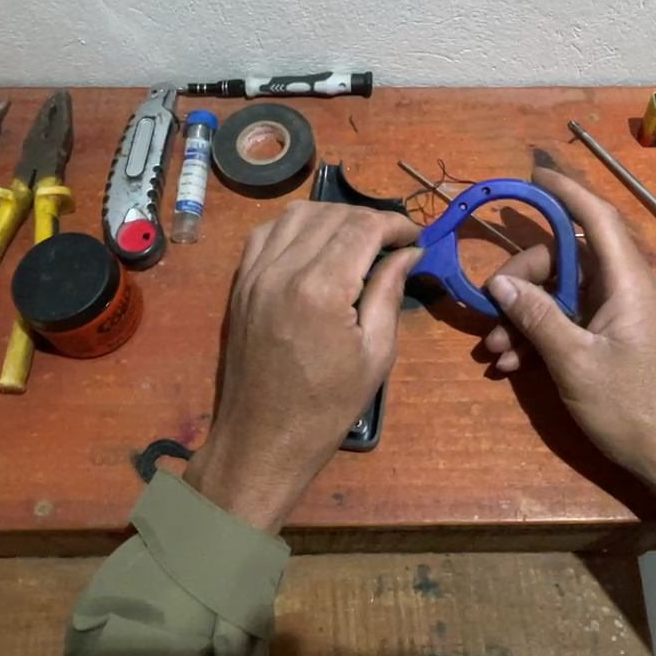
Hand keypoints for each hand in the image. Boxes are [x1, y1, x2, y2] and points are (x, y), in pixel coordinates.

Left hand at [184, 201, 421, 532]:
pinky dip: (296, 226)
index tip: (415, 236)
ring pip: (297, 213)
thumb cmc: (327, 407)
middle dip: (369, 219)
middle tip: (392, 242)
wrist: (261, 442)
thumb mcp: (375, 354)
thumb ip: (389, 291)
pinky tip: (315, 244)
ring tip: (356, 239)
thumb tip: (410, 251)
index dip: (395, 224)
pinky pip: (267, 231)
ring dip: (333, 217)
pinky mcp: (240, 282)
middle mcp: (283, 269)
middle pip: (333, 215)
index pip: (363, 227)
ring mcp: (255, 273)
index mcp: (321, 288)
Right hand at [480, 166, 655, 483]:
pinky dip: (537, 335)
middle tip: (490, 308)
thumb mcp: (574, 362)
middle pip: (563, 259)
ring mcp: (615, 312)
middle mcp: (621, 287)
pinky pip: (565, 319)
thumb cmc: (630, 407)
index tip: (533, 175)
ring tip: (494, 351)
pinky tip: (512, 363)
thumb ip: (536, 316)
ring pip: (558, 292)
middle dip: (521, 280)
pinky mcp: (608, 335)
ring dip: (523, 316)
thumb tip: (498, 283)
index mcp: (625, 281)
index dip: (566, 191)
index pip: (596, 217)